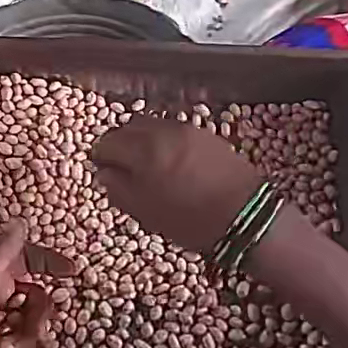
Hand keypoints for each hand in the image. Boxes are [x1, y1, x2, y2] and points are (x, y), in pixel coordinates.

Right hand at [89, 116, 261, 251]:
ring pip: (153, 126)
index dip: (101, 157)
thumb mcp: (145, 212)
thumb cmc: (191, 221)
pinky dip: (164, 142)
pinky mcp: (207, 135)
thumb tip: (105, 172)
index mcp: (144, 150)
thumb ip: (117, 188)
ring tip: (147, 167)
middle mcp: (164, 131)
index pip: (108, 142)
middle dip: (120, 144)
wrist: (247, 217)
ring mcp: (188, 130)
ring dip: (142, 141)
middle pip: (129, 127)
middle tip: (121, 168)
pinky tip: (171, 164)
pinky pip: (174, 131)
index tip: (103, 170)